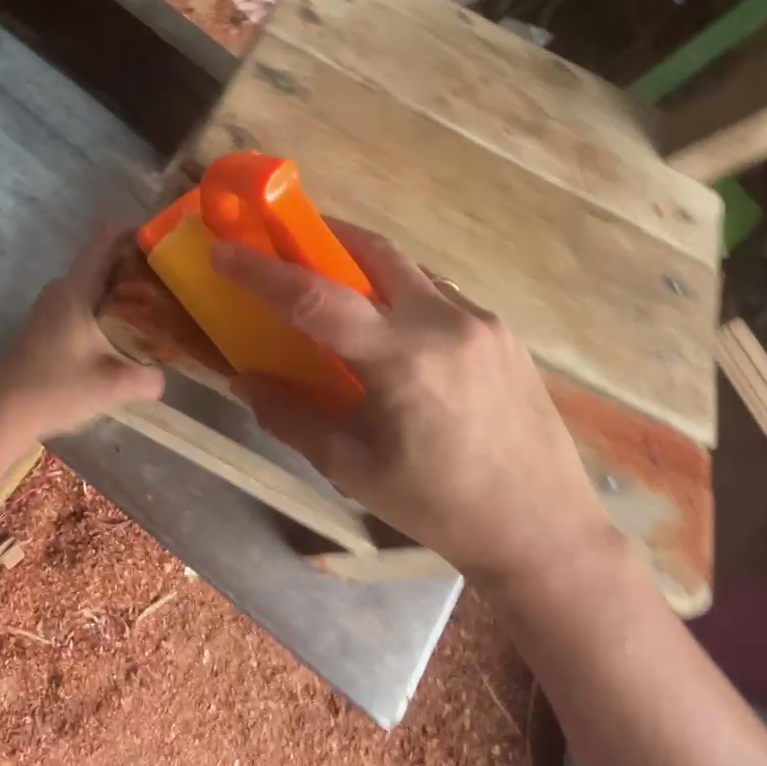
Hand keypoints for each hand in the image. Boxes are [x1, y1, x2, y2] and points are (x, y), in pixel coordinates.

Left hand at [0, 227, 164, 439]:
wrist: (3, 412)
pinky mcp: (43, 326)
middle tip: (167, 279)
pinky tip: (120, 331)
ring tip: (152, 305)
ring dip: (117, 290)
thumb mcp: (111, 386)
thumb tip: (161, 378)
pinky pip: (79, 303)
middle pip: (99, 262)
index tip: (160, 237)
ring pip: (89, 285)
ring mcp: (47, 308)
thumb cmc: (55, 390)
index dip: (131, 231)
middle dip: (132, 266)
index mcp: (74, 291)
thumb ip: (146, 378)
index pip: (103, 241)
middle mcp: (59, 291)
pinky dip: (101, 307)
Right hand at [213, 222, 610, 583]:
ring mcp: (481, 323)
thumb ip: (291, 417)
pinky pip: (437, 292)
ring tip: (329, 283)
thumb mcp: (351, 468)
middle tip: (281, 240)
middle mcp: (445, 324)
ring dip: (360, 262)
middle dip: (320, 235)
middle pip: (372, 251)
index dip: (262, 271)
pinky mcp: (502, 333)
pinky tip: (384, 325)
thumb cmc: (438, 506)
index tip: (223, 249)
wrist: (543, 530)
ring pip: (408, 268)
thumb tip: (244, 380)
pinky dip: (397, 291)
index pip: (317, 297)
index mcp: (403, 361)